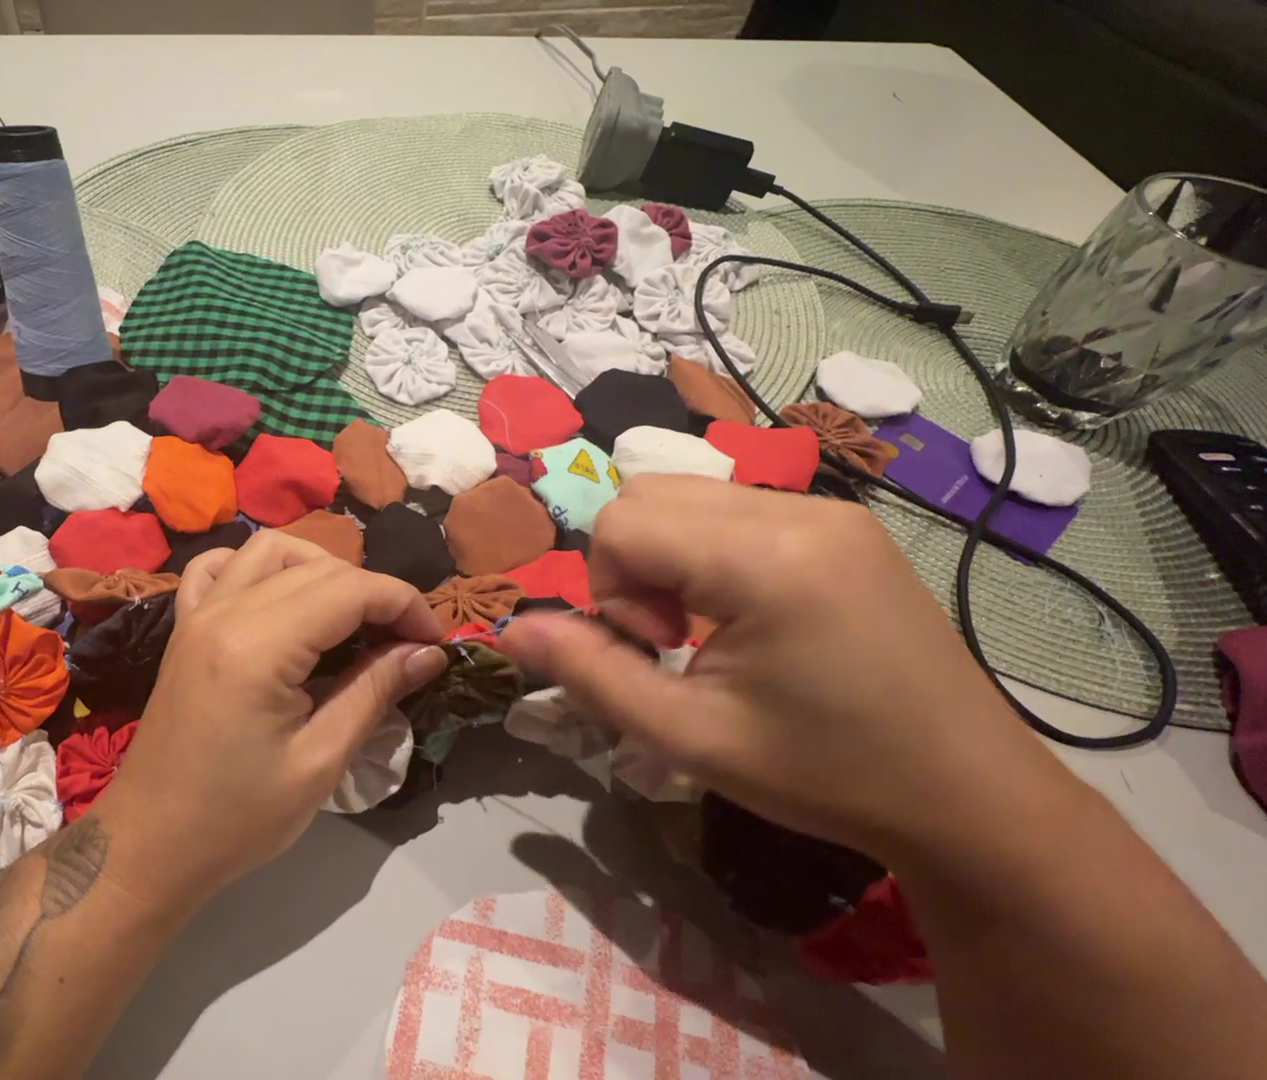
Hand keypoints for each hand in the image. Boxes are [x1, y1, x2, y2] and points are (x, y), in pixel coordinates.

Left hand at [98, 532, 447, 906]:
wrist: (152, 843)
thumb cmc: (237, 818)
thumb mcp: (320, 761)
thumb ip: (374, 692)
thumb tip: (428, 653)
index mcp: (258, 645)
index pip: (350, 589)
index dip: (405, 605)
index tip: (435, 642)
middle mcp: (224, 611)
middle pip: (318, 567)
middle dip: (375, 593)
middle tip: (406, 643)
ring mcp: (198, 614)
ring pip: (272, 551)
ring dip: (323, 569)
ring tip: (353, 617)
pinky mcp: (184, 628)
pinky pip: (220, 568)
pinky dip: (260, 568)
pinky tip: (282, 597)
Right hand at [499, 476, 1074, 863]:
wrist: (968, 797)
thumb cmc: (822, 775)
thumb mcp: (687, 737)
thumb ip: (589, 673)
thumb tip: (512, 630)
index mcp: (767, 558)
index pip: (622, 520)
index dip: (609, 588)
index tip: (656, 648)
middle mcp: (799, 510)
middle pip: (647, 491)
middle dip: (631, 564)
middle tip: (672, 637)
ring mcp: (829, 510)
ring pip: (685, 494)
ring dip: (664, 556)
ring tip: (704, 629)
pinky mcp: (843, 524)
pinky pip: (730, 509)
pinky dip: (703, 552)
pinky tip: (741, 615)